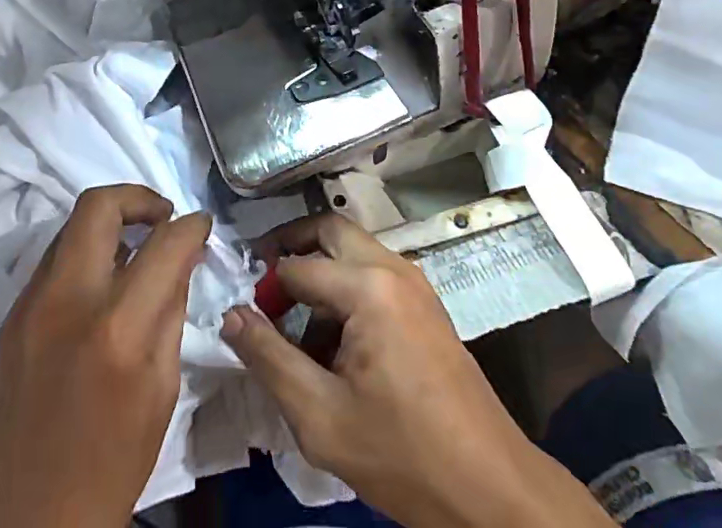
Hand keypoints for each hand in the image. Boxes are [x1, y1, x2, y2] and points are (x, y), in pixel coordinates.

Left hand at [0, 184, 211, 527]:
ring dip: (107, 225)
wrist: (29, 513)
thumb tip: (180, 258)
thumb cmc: (112, 461)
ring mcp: (28, 304)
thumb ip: (170, 311)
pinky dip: (83, 255)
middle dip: (138, 198)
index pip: (162, 244)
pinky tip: (101, 284)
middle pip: (97, 206)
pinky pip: (51, 262)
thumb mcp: (161, 389)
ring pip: (69, 229)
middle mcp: (66, 300)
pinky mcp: (9, 316)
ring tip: (135, 249)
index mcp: (116, 327)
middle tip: (163, 217)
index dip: (190, 225)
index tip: (201, 224)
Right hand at [221, 214, 610, 527]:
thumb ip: (266, 356)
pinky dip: (345, 291)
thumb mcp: (318, 414)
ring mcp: (416, 286)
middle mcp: (394, 270)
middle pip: (329, 230)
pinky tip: (335, 345)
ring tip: (297, 330)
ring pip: (352, 251)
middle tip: (262, 285)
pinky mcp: (426, 307)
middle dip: (290, 247)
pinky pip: (374, 277)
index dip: (263, 290)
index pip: (294, 266)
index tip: (246, 320)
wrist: (492, 491)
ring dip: (319, 272)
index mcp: (368, 288)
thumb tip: (230, 314)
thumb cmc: (402, 453)